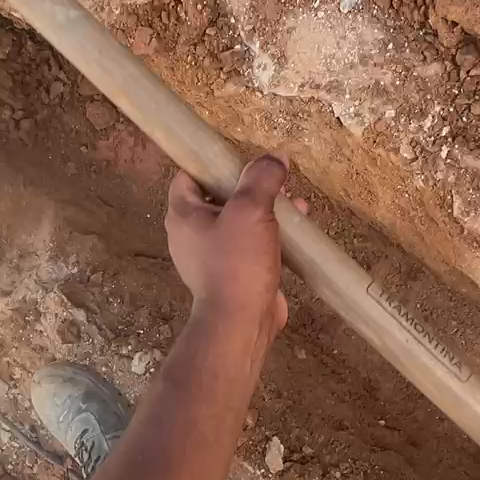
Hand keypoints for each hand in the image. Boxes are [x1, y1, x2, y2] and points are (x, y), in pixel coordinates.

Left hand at [165, 155, 301, 339]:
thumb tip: (275, 157)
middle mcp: (192, 235)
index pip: (189, 175)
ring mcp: (212, 257)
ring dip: (266, 210)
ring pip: (239, 222)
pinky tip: (296, 230)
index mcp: (183, 215)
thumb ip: (261, 179)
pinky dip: (270, 235)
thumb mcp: (250, 210)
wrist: (241, 321)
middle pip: (219, 197)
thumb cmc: (236, 263)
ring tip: (294, 203)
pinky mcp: (233, 274)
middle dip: (250, 187)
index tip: (240, 158)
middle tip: (276, 181)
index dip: (212, 163)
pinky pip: (251, 245)